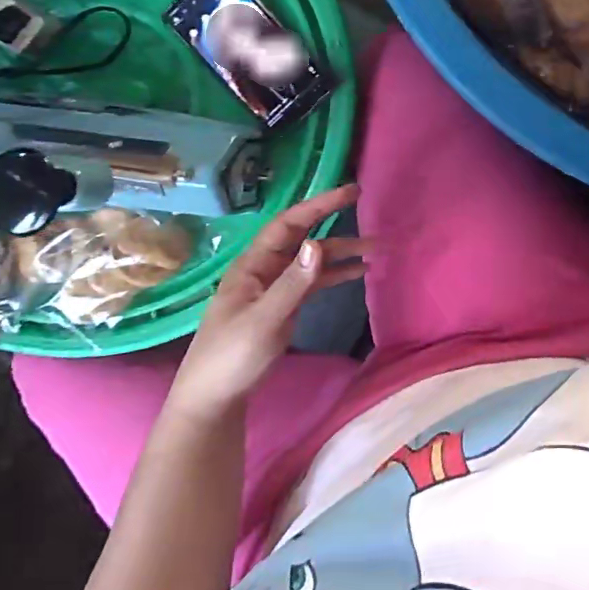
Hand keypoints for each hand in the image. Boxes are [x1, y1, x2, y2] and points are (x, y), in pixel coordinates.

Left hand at [167, 184, 370, 416]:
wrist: (214, 397)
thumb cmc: (232, 356)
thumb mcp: (264, 320)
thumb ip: (292, 284)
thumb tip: (317, 244)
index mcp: (252, 264)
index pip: (288, 224)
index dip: (318, 205)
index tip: (349, 192)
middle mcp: (263, 270)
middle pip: (300, 237)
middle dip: (330, 221)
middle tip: (363, 204)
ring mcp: (273, 289)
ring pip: (309, 261)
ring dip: (339, 253)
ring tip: (373, 248)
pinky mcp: (281, 309)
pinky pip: (311, 284)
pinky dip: (333, 276)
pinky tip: (358, 274)